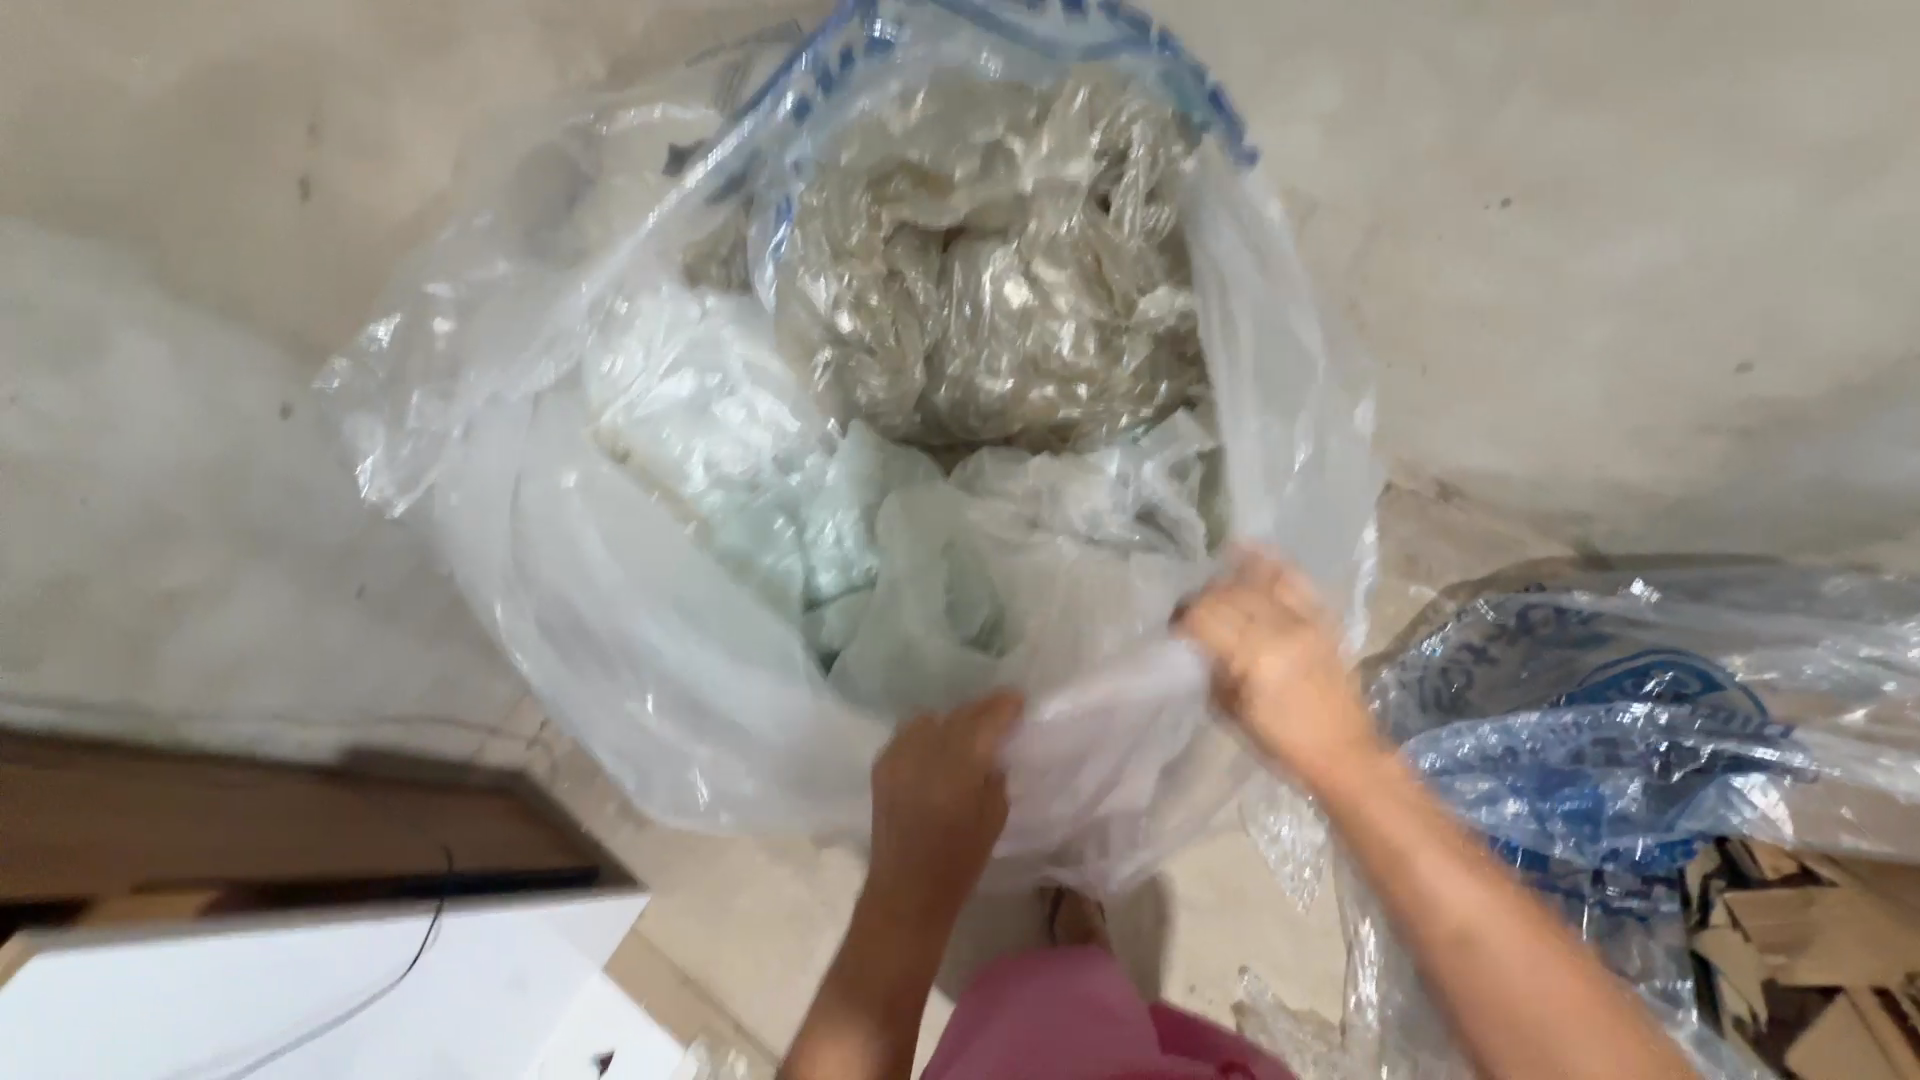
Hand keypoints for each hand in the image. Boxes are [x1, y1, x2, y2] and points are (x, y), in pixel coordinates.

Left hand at [865, 691, 1021, 926]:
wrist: (907, 890)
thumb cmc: (961, 861)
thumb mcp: (994, 817)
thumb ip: (994, 775)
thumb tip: (992, 750)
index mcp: (959, 770)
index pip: (984, 722)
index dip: (1002, 706)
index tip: (1018, 698)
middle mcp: (926, 755)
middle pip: (958, 716)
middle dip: (981, 710)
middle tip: (1000, 709)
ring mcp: (899, 757)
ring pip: (930, 719)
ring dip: (952, 719)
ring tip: (967, 728)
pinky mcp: (882, 766)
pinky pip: (908, 734)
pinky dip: (926, 732)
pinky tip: (937, 743)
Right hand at [1173, 545, 1385, 790]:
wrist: (1345, 752)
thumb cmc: (1280, 742)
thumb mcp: (1230, 711)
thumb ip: (1210, 669)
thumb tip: (1194, 643)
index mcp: (1254, 658)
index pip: (1206, 617)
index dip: (1184, 619)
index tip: (1175, 628)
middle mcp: (1281, 630)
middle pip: (1227, 595)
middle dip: (1203, 599)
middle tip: (1192, 614)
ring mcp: (1305, 621)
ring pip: (1256, 582)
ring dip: (1228, 583)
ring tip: (1216, 592)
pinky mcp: (1323, 619)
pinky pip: (1293, 579)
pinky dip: (1268, 562)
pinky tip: (1245, 550)